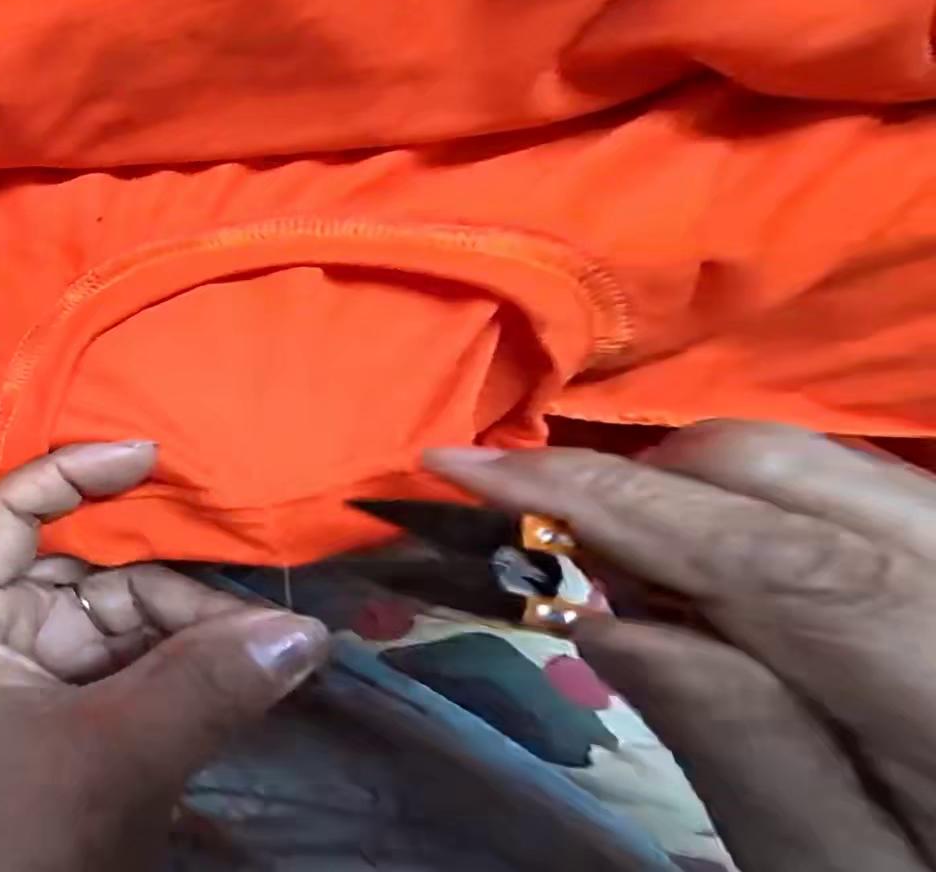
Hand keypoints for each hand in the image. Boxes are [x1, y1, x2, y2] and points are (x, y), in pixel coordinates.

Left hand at [0, 440, 328, 871]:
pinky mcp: (94, 677)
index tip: (144, 453)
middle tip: (241, 563)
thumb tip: (300, 632)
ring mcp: (53, 645)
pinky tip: (251, 654)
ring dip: (198, 618)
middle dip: (163, 568)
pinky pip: (151, 637)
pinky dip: (199, 645)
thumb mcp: (109, 755)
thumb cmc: (34, 836)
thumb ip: (200, 691)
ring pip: (131, 598)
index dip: (72, 471)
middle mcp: (5, 615)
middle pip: (88, 556)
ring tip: (268, 639)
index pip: (11, 509)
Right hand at [425, 421, 935, 871]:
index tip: (455, 466)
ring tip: (636, 568)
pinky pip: (822, 479)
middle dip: (627, 486)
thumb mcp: (832, 871)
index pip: (769, 557)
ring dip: (673, 492)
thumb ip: (731, 739)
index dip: (592, 494)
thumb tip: (584, 614)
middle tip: (555, 548)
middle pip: (772, 467)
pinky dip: (726, 500)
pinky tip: (709, 572)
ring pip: (796, 457)